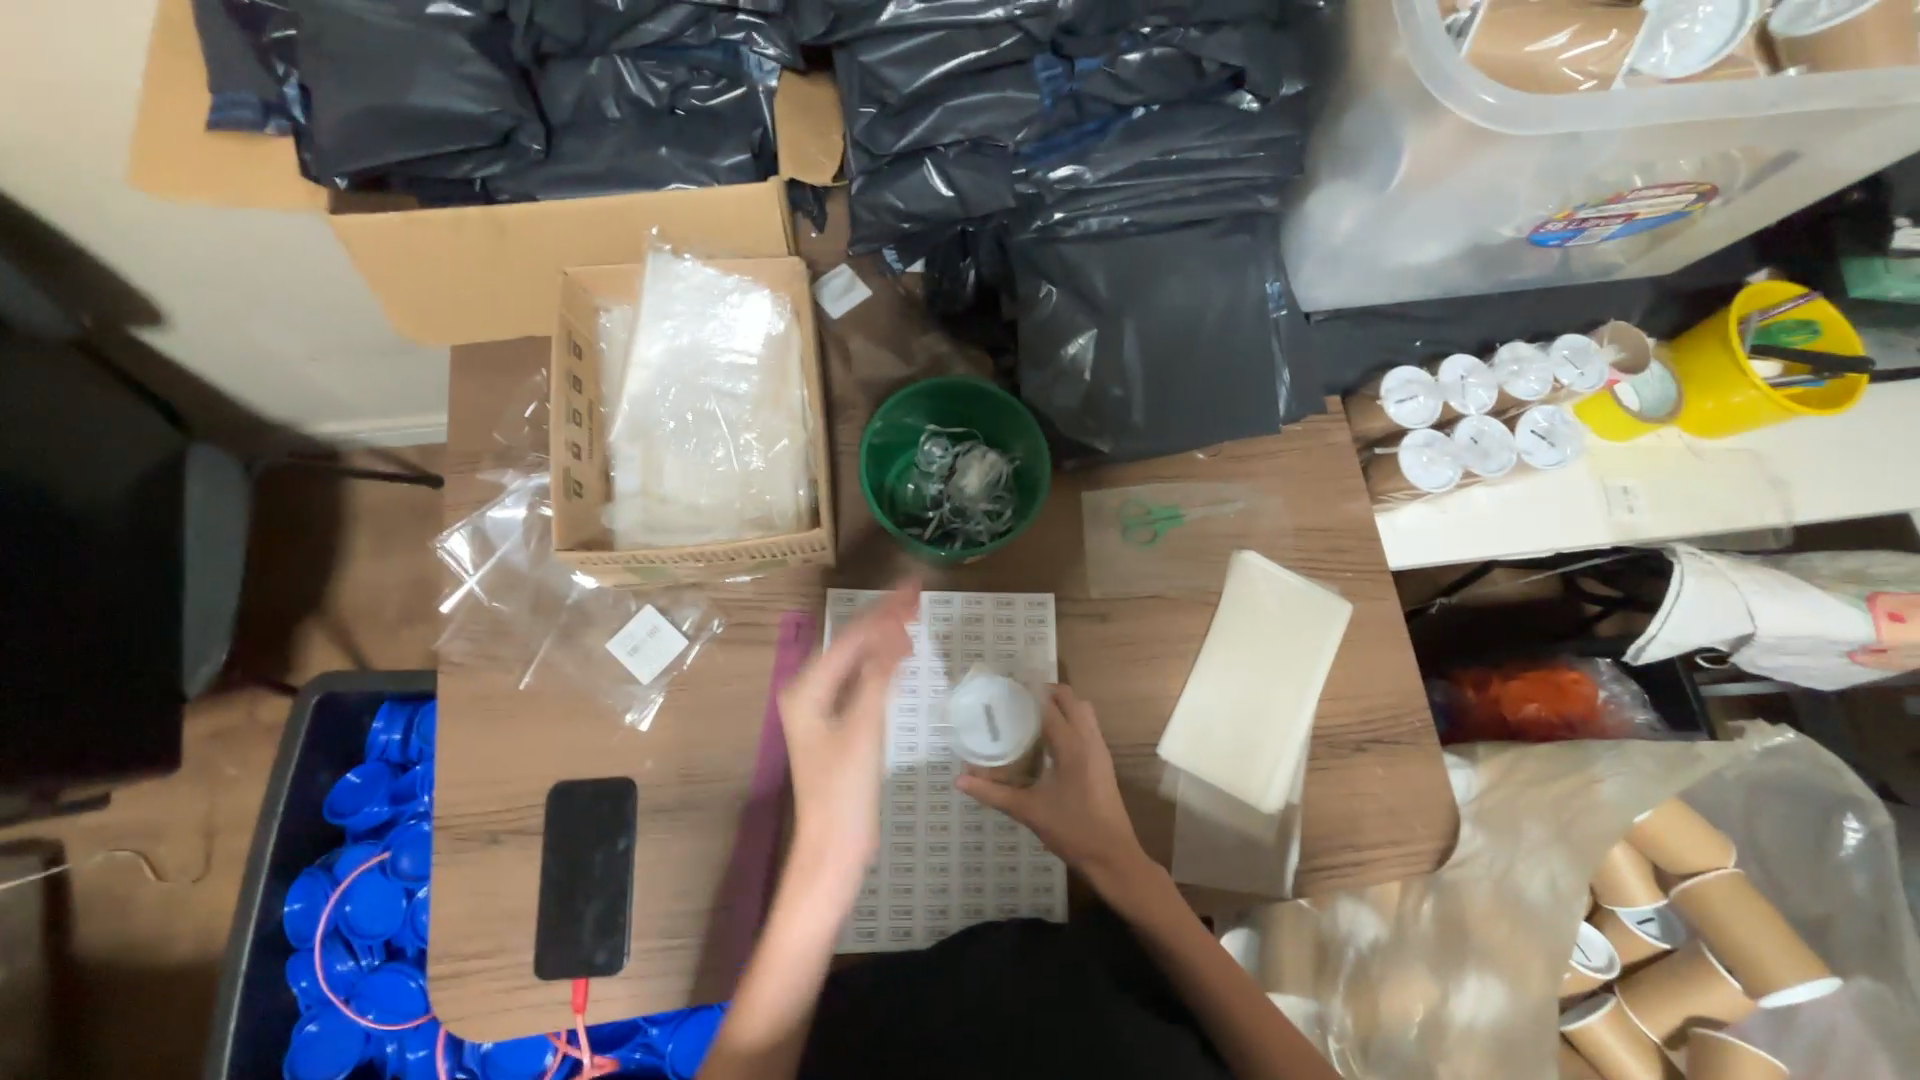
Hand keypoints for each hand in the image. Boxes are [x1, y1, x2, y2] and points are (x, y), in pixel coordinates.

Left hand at [779, 582, 918, 899]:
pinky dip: (882, 664)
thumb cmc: (844, 792)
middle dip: (883, 618)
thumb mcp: (863, 730)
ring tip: (912, 615)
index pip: (851, 638)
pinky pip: (861, 680)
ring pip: (857, 660)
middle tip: (918, 595)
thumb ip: (878, 678)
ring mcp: (823, 709)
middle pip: (851, 644)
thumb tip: (894, 632)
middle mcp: (809, 692)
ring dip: (883, 638)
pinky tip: (899, 656)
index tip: (914, 590)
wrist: (834, 847)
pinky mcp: (839, 725)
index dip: (883, 612)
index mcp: (807, 689)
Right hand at [955, 684, 1153, 892]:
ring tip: (1031, 716)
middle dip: (1046, 693)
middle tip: (1017, 701)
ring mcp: (1100, 750)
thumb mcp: (1028, 811)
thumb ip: (993, 793)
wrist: (1112, 856)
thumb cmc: (1071, 830)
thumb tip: (960, 781)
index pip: (1049, 705)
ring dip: (1061, 705)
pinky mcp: (1103, 762)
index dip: (1027, 694)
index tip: (1005, 691)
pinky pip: (1087, 727)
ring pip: (1083, 711)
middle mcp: (1089, 740)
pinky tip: (1048, 741)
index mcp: (1071, 745)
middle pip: (1071, 699)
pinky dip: (1070, 721)